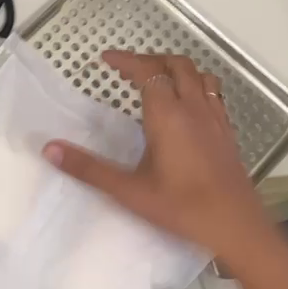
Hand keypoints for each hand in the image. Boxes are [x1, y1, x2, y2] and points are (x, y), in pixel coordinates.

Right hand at [43, 50, 287, 277]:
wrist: (238, 229)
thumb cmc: (182, 209)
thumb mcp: (129, 192)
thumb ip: (88, 169)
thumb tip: (49, 149)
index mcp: (168, 115)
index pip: (147, 72)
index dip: (126, 61)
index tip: (106, 59)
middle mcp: (194, 109)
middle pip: (176, 66)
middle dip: (150, 60)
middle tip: (128, 68)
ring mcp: (215, 120)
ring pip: (199, 76)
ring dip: (176, 69)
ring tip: (157, 78)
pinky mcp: (228, 134)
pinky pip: (213, 95)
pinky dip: (195, 87)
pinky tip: (187, 106)